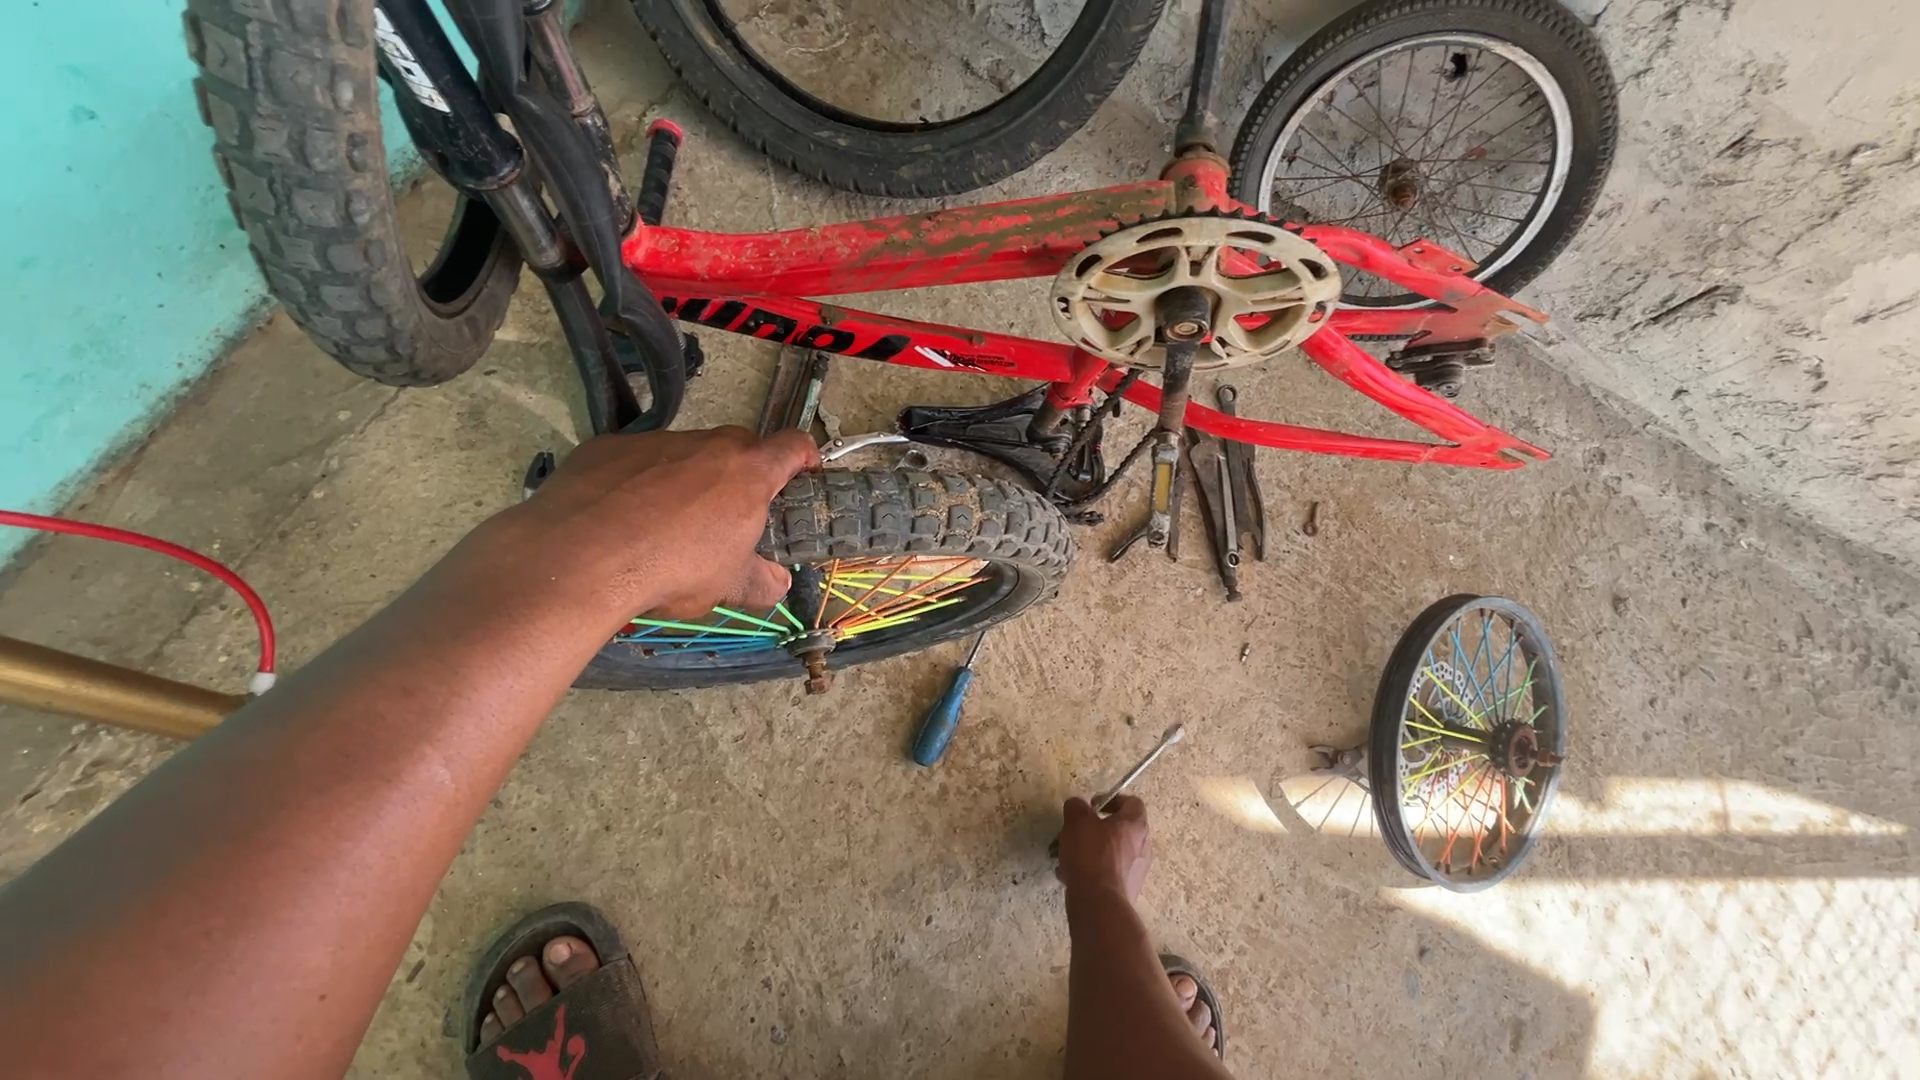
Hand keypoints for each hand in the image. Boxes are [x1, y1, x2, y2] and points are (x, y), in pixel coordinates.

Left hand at [467, 426, 817, 622]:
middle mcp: (707, 444)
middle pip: (739, 446)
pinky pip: (637, 460)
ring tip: (666, 522)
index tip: (803, 473)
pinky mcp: (609, 446)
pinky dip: (639, 481)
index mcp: (749, 472)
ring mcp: (656, 440)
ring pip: (686, 453)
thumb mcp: (728, 586)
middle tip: (730, 513)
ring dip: (688, 479)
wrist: (581, 557)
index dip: (804, 457)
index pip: (793, 446)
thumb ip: (762, 582)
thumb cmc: (674, 569)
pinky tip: (621, 517)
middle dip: (743, 473)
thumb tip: (778, 585)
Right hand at [1055, 795, 1151, 902]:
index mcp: (1135, 825)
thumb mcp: (1077, 821)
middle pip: (1121, 829)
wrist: (1098, 902)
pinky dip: (1092, 871)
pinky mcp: (1127, 890)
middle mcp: (1142, 846)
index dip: (1112, 799)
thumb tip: (1078, 806)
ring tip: (1069, 856)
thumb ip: (1077, 807)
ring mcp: (1137, 871)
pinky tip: (1071, 875)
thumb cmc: (1091, 854)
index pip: (1133, 802)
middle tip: (1078, 831)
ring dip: (1092, 850)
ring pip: (1112, 852)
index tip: (1093, 806)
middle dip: (1096, 828)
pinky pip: (1108, 873)